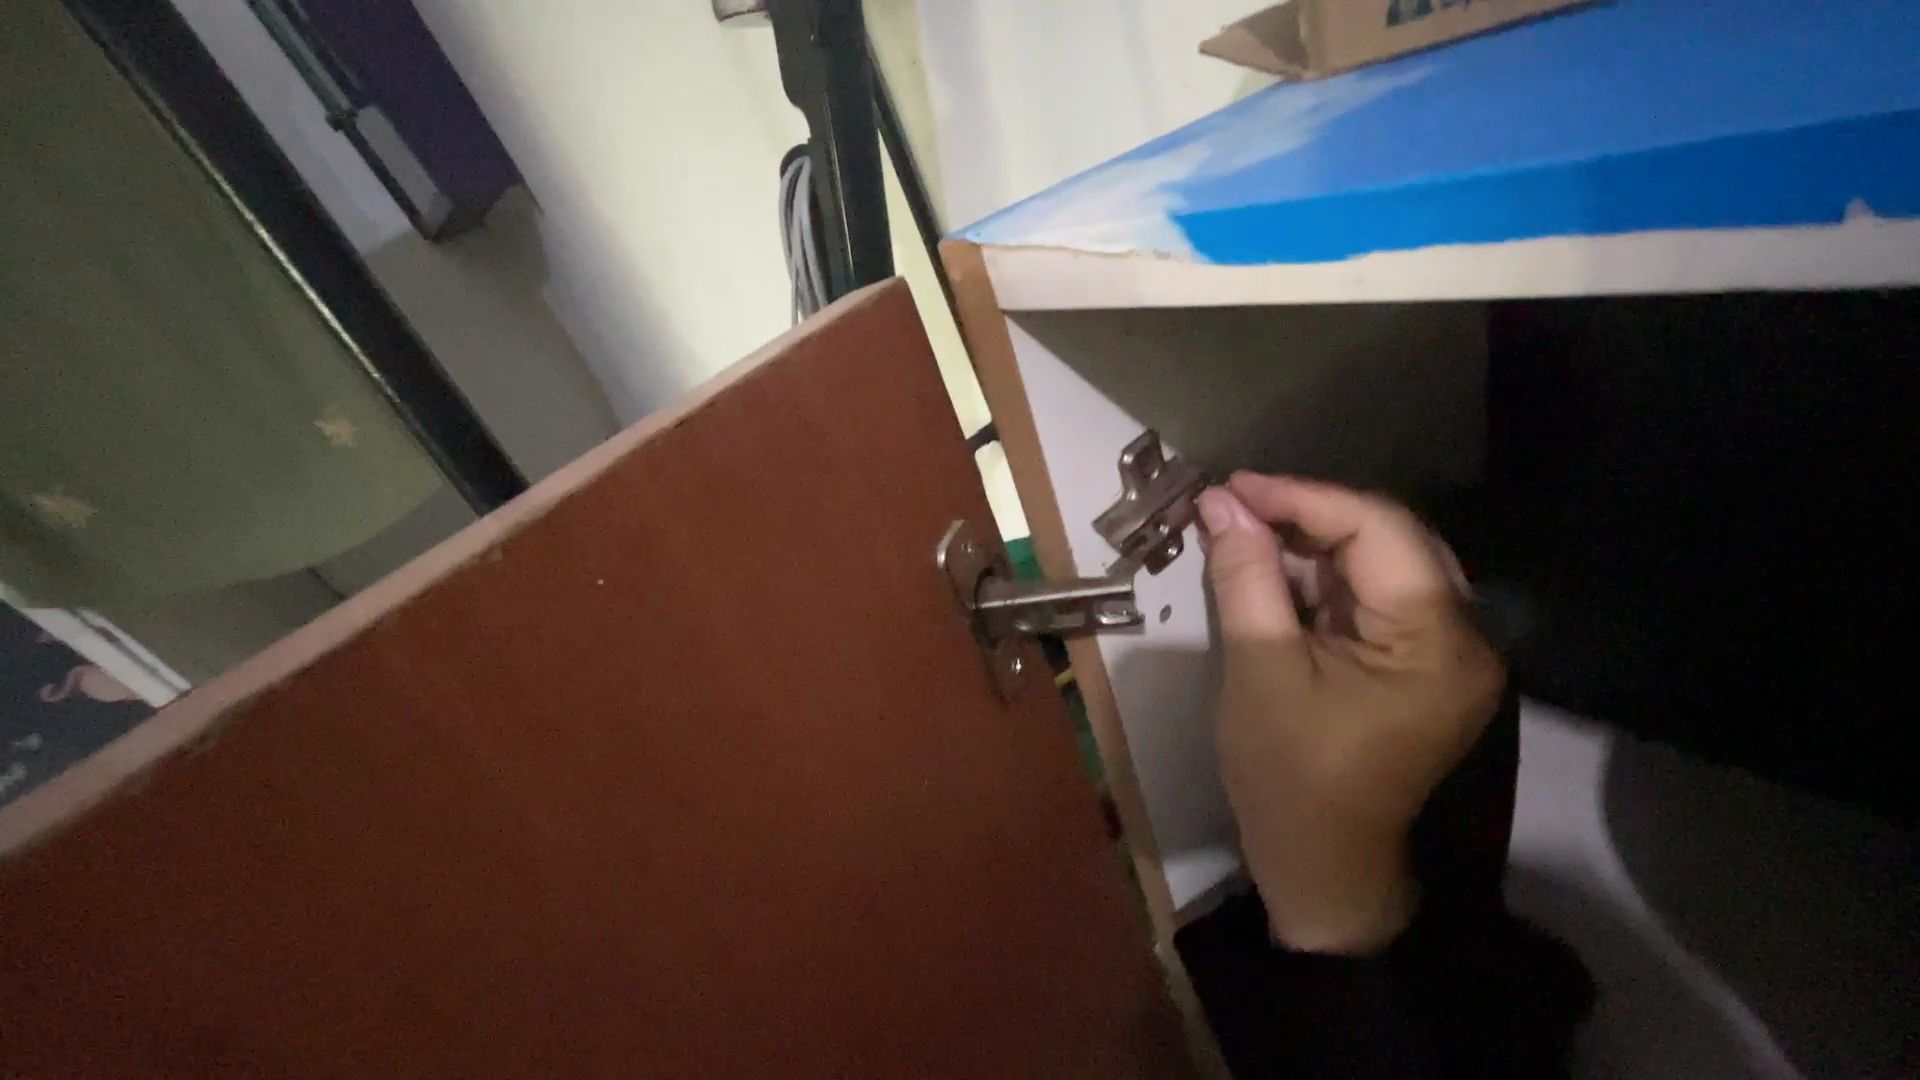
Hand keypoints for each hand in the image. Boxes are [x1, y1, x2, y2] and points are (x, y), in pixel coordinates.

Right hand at [1199, 473, 1503, 954]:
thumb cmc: (1290, 778)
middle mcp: (1460, 638)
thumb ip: (1245, 577)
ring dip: (1308, 546)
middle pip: (1386, 541)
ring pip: (1377, 567)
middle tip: (1232, 505)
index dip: (1302, 497)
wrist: (1321, 869)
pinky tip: (1268, 571)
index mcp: (1437, 642)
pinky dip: (1318, 582)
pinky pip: (1369, 602)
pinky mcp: (1415, 668)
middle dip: (1305, 517)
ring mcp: (1441, 654)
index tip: (1231, 487)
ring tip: (1239, 531)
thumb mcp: (1258, 670)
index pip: (1379, 531)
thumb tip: (1219, 503)